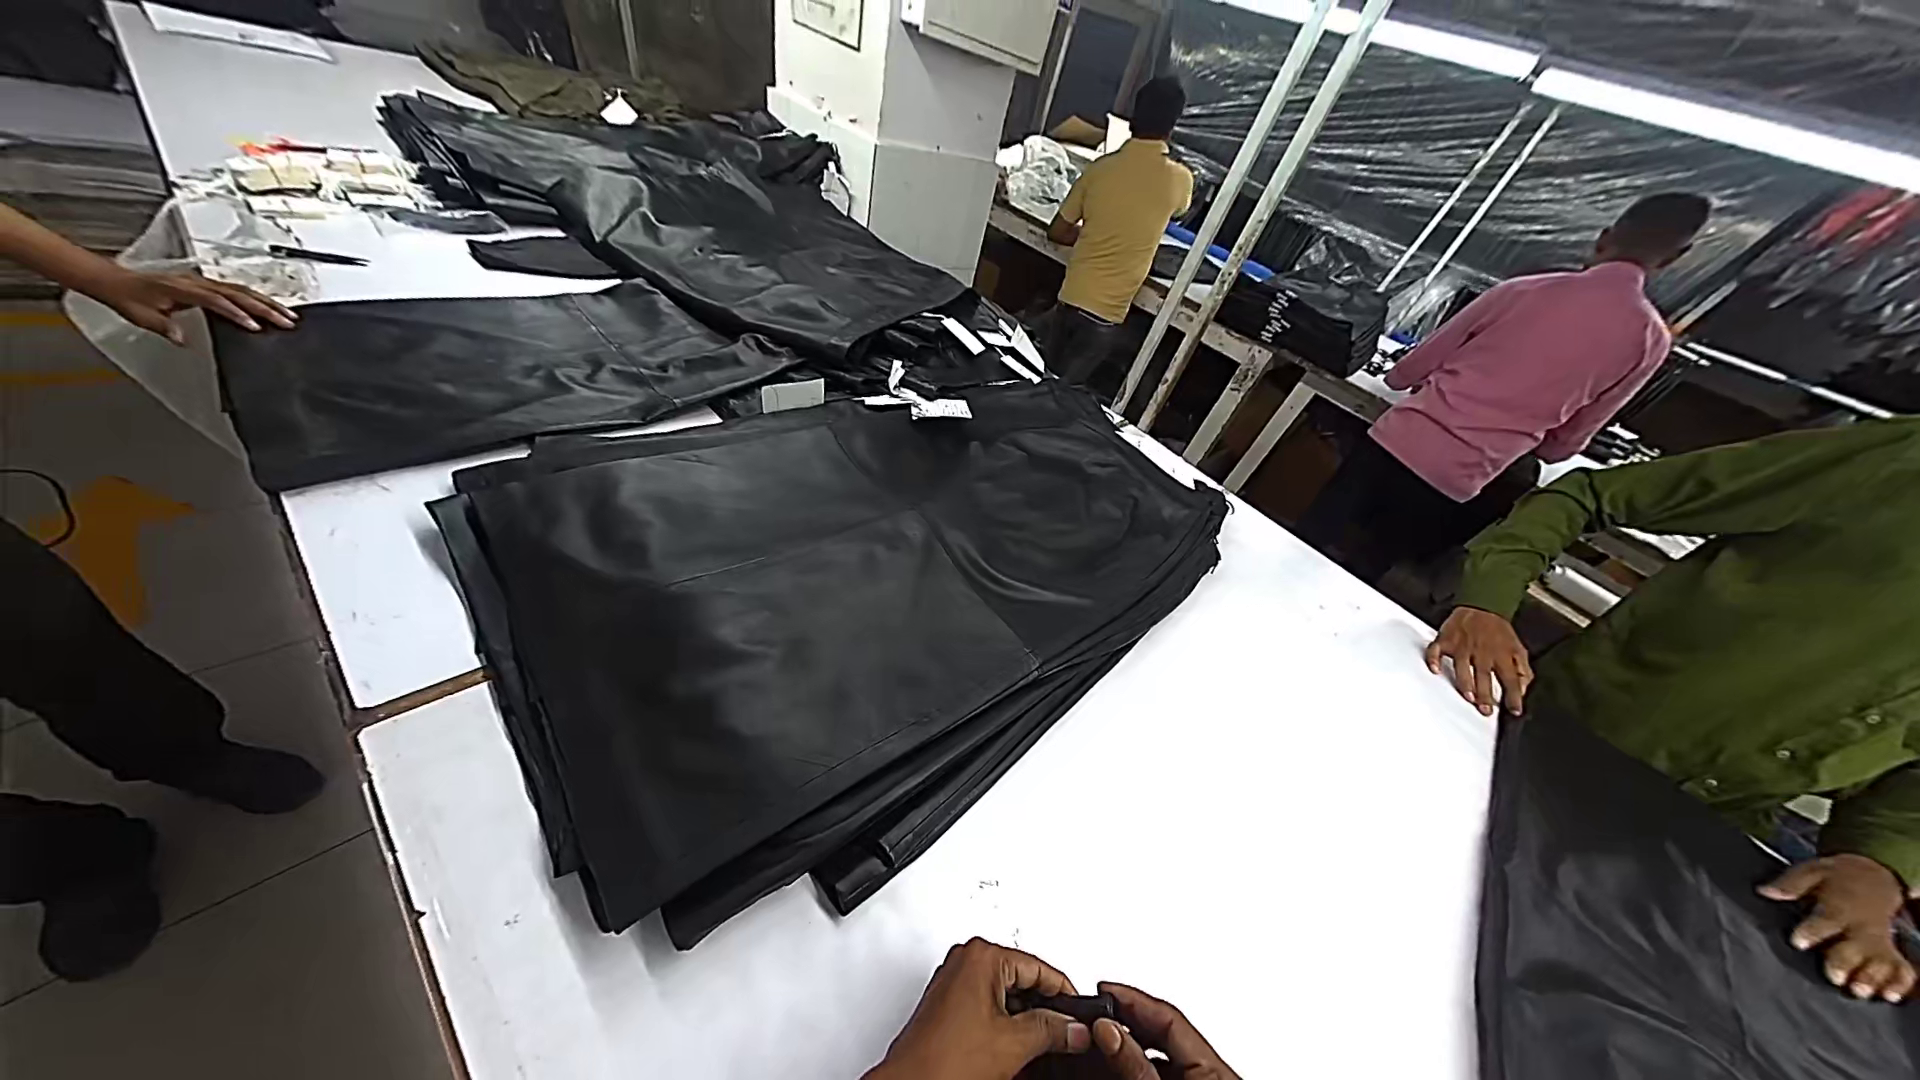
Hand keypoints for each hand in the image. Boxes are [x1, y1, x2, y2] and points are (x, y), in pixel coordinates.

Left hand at [85, 268, 296, 344]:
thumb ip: (164, 328)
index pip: (216, 301)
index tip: (256, 327)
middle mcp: (194, 283)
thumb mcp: (140, 315)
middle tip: (287, 322)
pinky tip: (270, 305)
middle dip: (265, 308)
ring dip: (267, 303)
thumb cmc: (125, 296)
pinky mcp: (206, 284)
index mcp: (180, 289)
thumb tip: (183, 340)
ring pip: (242, 290)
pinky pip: (237, 289)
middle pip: (238, 293)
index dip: (237, 313)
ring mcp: (202, 282)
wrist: (110, 279)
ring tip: (289, 315)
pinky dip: (258, 298)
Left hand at [866, 938, 1091, 1079]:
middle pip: (1021, 977)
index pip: (1038, 967)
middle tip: (1065, 1034)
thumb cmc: (943, 1061)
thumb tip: (1074, 1028)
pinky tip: (1015, 1048)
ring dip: (1025, 1018)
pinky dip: (1005, 1022)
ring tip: (1042, 1046)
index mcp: (982, 955)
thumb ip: (1050, 1030)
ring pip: (1005, 992)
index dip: (1064, 993)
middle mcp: (966, 959)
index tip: (1080, 1016)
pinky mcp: (949, 1000)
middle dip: (1043, 1007)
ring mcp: (955, 979)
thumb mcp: (1012, 1044)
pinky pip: (987, 1002)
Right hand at [1088, 983, 1237, 1079]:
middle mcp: (1211, 1075)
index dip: (1132, 998)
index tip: (1102, 988)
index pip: (1169, 1015)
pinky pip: (1160, 1072)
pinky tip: (1114, 1066)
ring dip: (1128, 1044)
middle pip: (1162, 1032)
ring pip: (1159, 1054)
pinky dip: (1135, 1067)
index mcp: (1216, 1072)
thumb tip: (1106, 1029)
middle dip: (1126, 1020)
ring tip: (1099, 1038)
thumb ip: (1136, 1066)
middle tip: (1094, 1012)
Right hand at [1424, 606, 1530, 715]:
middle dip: (1486, 695)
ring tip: (1468, 697)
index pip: (1511, 680)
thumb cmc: (1498, 630)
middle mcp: (1482, 652)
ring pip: (1462, 668)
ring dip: (1465, 683)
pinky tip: (1436, 669)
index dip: (1514, 697)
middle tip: (1485, 709)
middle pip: (1485, 677)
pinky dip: (1434, 660)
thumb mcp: (1519, 649)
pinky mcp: (1446, 640)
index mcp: (1502, 655)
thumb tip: (1523, 688)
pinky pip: (1436, 651)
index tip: (1514, 710)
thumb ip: (1522, 669)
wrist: (1481, 607)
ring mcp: (1462, 646)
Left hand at [1759, 854, 1915, 1001]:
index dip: (1811, 932)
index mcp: (1839, 905)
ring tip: (1859, 992)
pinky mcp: (1892, 946)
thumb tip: (1764, 891)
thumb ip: (1789, 883)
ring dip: (1872, 978)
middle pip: (1854, 946)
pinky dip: (1900, 982)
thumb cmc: (1834, 875)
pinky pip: (1903, 967)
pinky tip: (1892, 996)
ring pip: (1880, 961)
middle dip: (1844, 962)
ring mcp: (1881, 938)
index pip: (1824, 920)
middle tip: (1833, 978)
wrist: (1875, 876)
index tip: (1797, 943)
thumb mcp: (1809, 871)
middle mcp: (1863, 925)